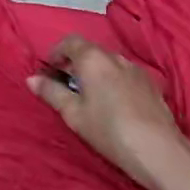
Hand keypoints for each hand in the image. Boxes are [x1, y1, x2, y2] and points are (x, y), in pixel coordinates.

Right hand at [27, 35, 189, 182]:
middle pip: (90, 50)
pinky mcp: (149, 83)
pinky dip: (112, 80)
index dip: (56, 52)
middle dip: (74, 63)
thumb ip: (52, 93)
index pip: (70, 41)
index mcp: (93, 58)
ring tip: (88, 98)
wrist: (158, 148)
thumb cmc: (108, 130)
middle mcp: (115, 56)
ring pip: (108, 62)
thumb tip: (32, 78)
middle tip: (65, 86)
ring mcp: (135, 68)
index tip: (50, 70)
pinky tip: (113, 105)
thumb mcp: (74, 114)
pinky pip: (123, 73)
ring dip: (94, 72)